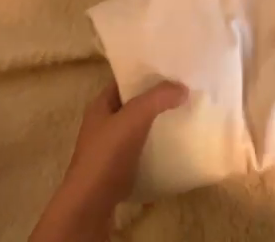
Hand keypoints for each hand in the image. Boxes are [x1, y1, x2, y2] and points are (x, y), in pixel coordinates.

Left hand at [59, 80, 188, 206]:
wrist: (91, 205)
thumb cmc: (107, 153)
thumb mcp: (134, 117)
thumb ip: (158, 98)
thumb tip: (183, 87)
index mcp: (100, 106)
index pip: (123, 81)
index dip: (144, 74)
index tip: (170, 70)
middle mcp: (102, 125)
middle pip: (132, 105)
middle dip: (154, 99)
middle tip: (182, 91)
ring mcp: (109, 150)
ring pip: (137, 130)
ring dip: (156, 125)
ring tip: (182, 115)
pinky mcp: (118, 172)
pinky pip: (140, 153)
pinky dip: (155, 149)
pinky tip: (173, 147)